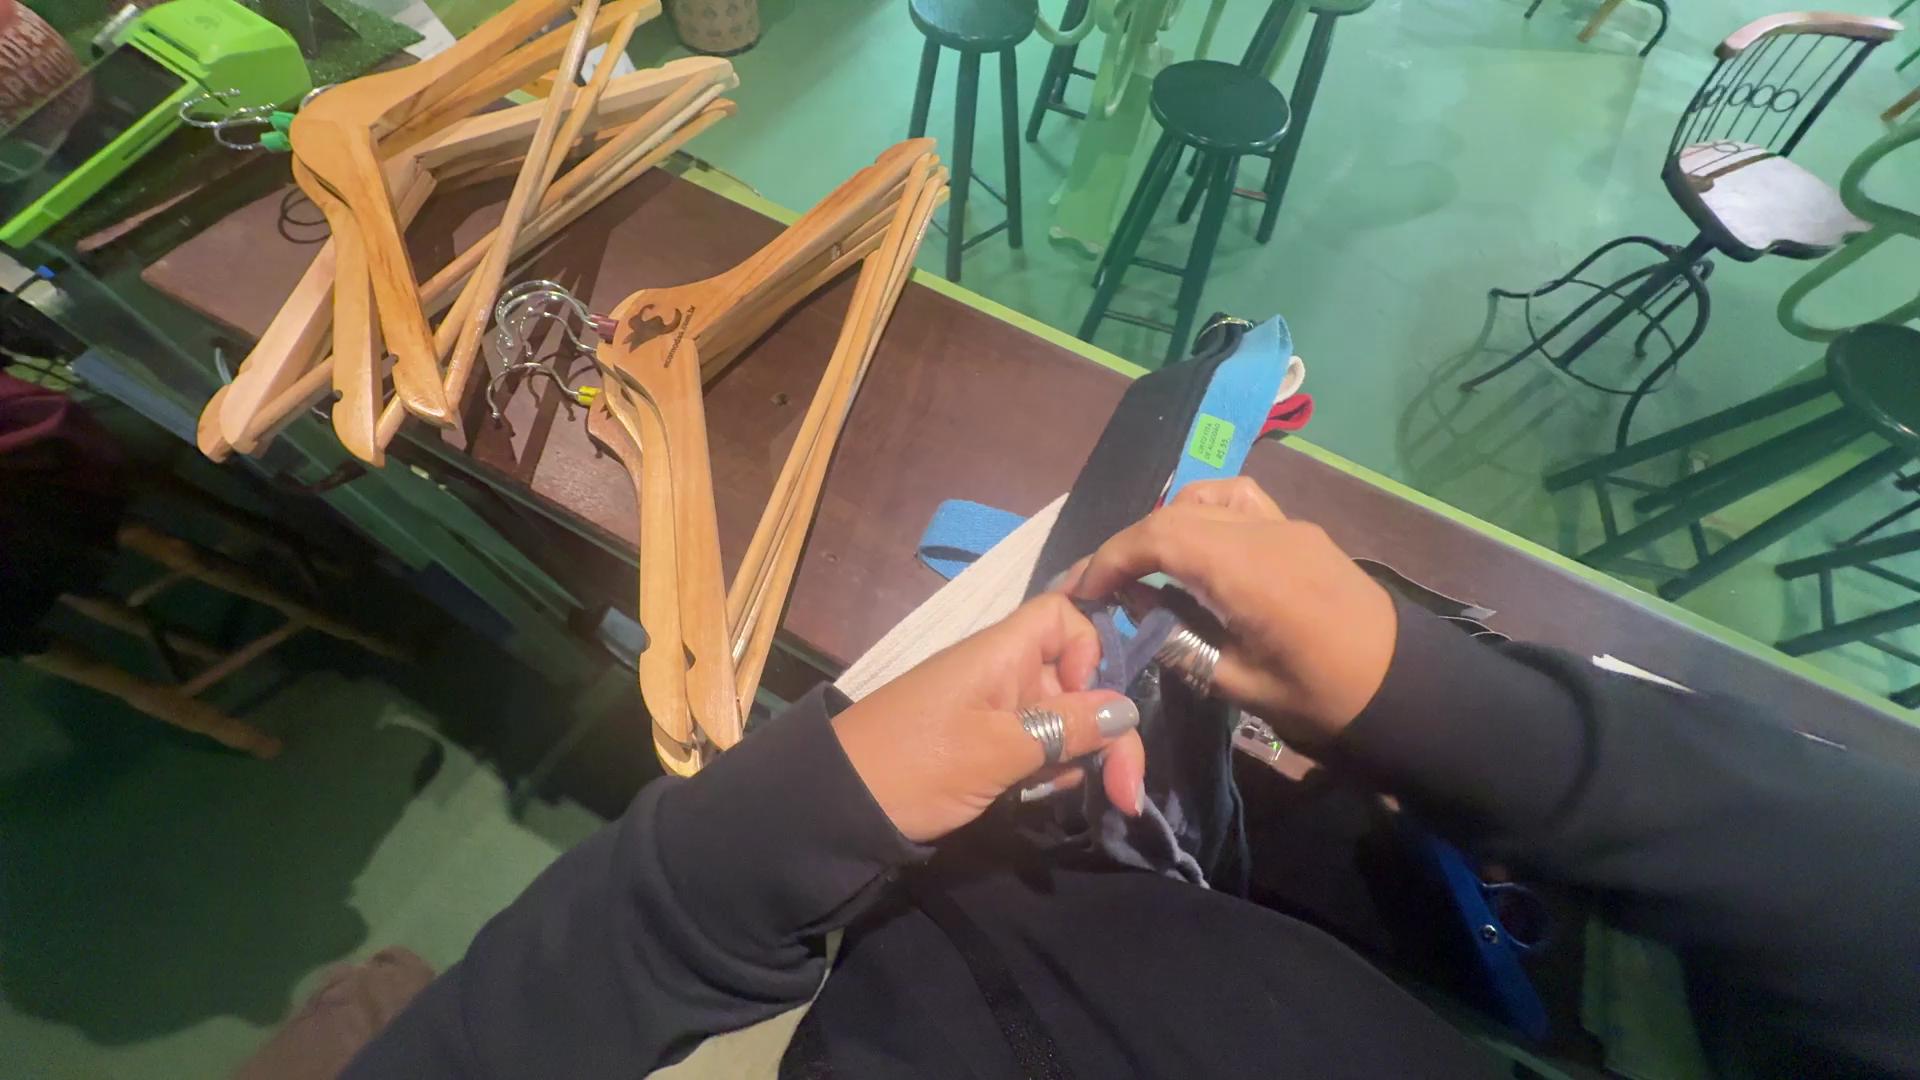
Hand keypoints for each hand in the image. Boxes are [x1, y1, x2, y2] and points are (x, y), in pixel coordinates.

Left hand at [832, 594, 1145, 843]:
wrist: (838, 806)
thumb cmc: (916, 764)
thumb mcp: (996, 750)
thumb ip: (1064, 728)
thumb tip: (1125, 709)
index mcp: (1001, 653)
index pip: (1062, 617)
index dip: (1089, 649)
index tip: (1090, 699)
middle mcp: (1003, 672)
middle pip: (1074, 679)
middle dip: (1106, 729)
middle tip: (1126, 792)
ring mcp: (993, 709)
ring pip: (1060, 717)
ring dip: (1079, 754)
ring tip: (1086, 796)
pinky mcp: (984, 742)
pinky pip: (1035, 743)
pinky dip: (1048, 767)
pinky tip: (1045, 795)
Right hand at [1066, 477, 1397, 741]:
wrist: (1407, 690)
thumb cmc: (1323, 698)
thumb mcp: (1237, 683)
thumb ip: (1176, 638)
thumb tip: (1132, 607)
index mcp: (1249, 573)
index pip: (1159, 537)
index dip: (1111, 557)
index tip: (1083, 590)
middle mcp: (1264, 532)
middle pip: (1172, 514)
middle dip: (1125, 546)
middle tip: (1100, 585)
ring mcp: (1284, 523)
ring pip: (1200, 498)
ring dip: (1159, 526)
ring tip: (1143, 567)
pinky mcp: (1296, 527)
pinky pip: (1235, 499)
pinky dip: (1198, 511)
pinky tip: (1193, 543)